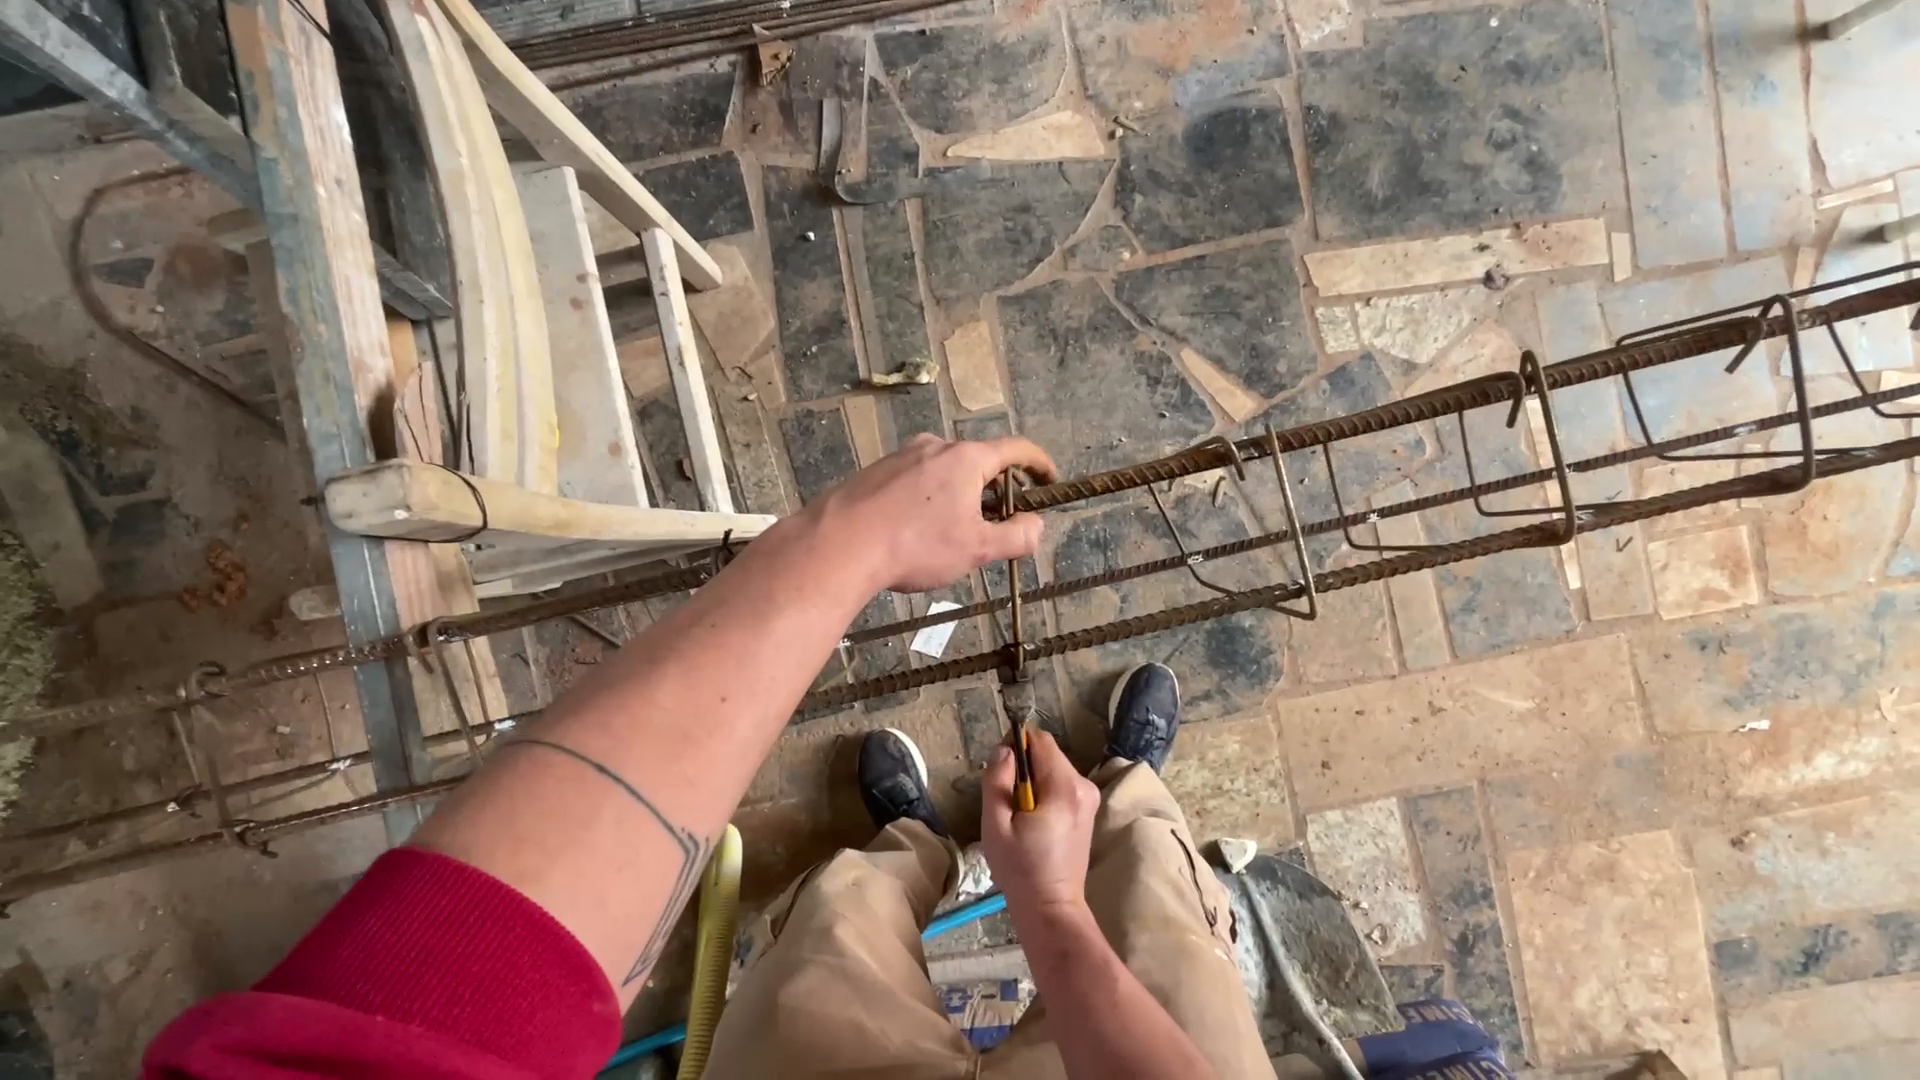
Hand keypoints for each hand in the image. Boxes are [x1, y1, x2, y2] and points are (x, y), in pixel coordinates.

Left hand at [807, 434, 1057, 592]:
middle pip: (978, 461)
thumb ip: (1015, 537)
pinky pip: (914, 480)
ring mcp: (900, 456)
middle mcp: (934, 446)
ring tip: (953, 533)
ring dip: (958, 495)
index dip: (1039, 463)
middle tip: (999, 522)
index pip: (1016, 449)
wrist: (839, 544)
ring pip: (943, 471)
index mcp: (966, 458)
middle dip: (995, 488)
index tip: (1050, 479)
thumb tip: (1036, 526)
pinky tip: (915, 531)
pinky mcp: (874, 472)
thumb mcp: (976, 548)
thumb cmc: (915, 545)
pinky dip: (928, 499)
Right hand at [981, 730, 1100, 923]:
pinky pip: (1061, 784)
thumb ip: (997, 780)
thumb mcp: (996, 825)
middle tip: (1006, 800)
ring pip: (1054, 768)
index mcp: (1063, 786)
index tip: (1000, 771)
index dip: (1015, 746)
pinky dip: (1045, 792)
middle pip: (1047, 753)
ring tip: (1019, 814)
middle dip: (1023, 767)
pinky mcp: (1088, 810)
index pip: (1040, 740)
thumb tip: (1003, 750)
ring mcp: (1089, 798)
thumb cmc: (1020, 870)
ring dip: (1033, 780)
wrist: (1052, 909)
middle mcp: (1083, 786)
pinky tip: (1034, 821)